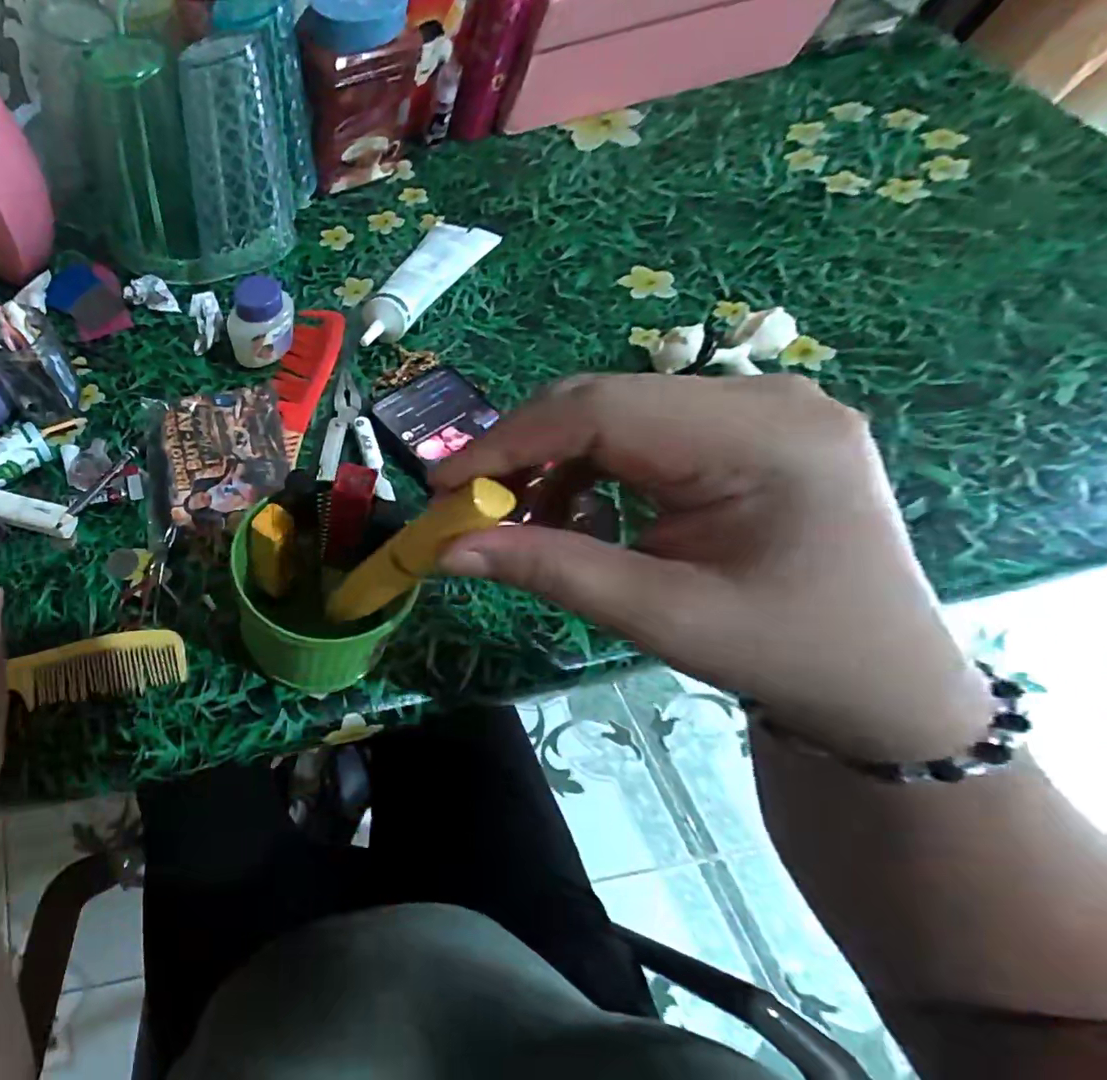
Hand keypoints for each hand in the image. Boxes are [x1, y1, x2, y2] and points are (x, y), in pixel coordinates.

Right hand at [431, 374, 990, 759]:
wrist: (877, 678)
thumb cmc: (783, 651)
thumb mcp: (658, 616)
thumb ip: (548, 570)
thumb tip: (445, 549)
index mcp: (766, 438)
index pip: (600, 411)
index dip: (505, 443)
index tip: (441, 489)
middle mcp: (763, 400)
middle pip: (598, 400)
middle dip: (516, 451)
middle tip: (464, 507)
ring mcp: (753, 407)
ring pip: (604, 411)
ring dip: (542, 461)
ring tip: (515, 520)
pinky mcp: (735, 427)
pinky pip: (627, 429)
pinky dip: (576, 468)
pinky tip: (567, 513)